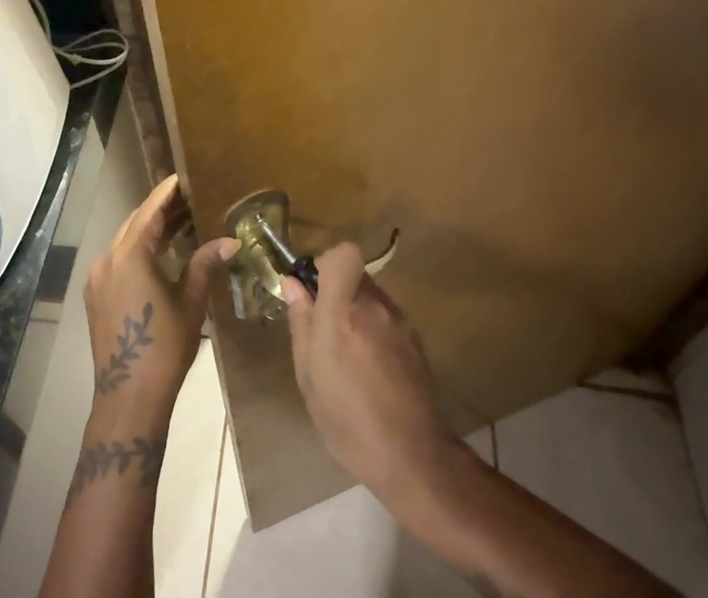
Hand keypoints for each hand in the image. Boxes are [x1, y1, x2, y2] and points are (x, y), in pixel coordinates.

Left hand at [82, 175, 236, 426]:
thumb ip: (204, 264)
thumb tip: (229, 241)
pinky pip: (117, 261)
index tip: (182, 177)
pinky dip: (137, 250)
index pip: (150, 213)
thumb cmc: (166, 346)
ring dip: (148, 230)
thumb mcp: (191, 302)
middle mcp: (107, 260)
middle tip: (187, 198)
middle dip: (159, 210)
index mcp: (130, 256)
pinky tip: (158, 254)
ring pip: (124, 242)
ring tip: (178, 223)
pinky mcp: (95, 295)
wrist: (129, 394)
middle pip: (134, 224)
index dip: (167, 194)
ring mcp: (97, 278)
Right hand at [282, 243, 456, 498]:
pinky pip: (386, 316)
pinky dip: (373, 328)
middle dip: (336, 290)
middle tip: (321, 326)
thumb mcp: (308, 374)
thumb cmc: (345, 419)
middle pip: (355, 274)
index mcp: (342, 314)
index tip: (311, 288)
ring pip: (371, 295)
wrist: (408, 452)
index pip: (343, 255)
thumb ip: (301, 322)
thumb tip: (292, 284)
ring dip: (355, 309)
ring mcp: (399, 321)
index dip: (325, 262)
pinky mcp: (415, 338)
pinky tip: (368, 365)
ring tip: (345, 352)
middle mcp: (375, 308)